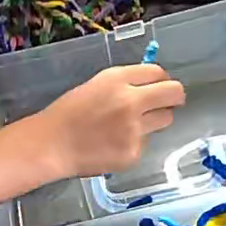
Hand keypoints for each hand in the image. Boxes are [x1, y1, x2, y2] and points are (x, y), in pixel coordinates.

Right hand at [25, 64, 185, 177]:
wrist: (51, 145)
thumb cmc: (69, 113)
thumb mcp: (96, 86)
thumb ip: (125, 83)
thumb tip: (152, 86)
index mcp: (117, 79)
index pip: (158, 73)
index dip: (162, 80)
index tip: (160, 87)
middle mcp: (130, 102)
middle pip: (174, 94)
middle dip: (174, 97)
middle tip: (168, 103)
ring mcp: (134, 130)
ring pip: (165, 120)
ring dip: (155, 120)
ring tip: (129, 126)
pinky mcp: (133, 153)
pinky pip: (145, 143)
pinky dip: (133, 143)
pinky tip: (113, 145)